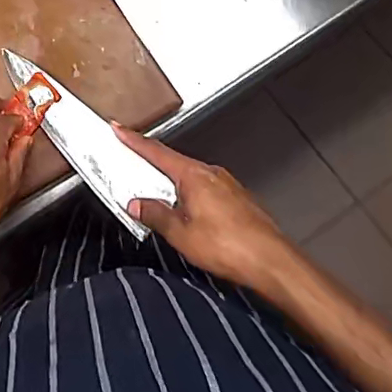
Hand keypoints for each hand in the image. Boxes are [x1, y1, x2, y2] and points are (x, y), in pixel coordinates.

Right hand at [118, 126, 297, 294]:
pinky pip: (206, 190)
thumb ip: (156, 215)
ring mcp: (226, 185)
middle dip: (152, 169)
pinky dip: (191, 197)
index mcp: (193, 175)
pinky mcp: (237, 199)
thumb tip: (138, 205)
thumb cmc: (232, 247)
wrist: (272, 261)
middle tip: (134, 173)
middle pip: (173, 164)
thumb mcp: (181, 234)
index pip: (156, 152)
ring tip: (160, 205)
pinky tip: (189, 216)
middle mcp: (211, 173)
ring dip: (172, 187)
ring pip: (190, 179)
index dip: (134, 140)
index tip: (120, 129)